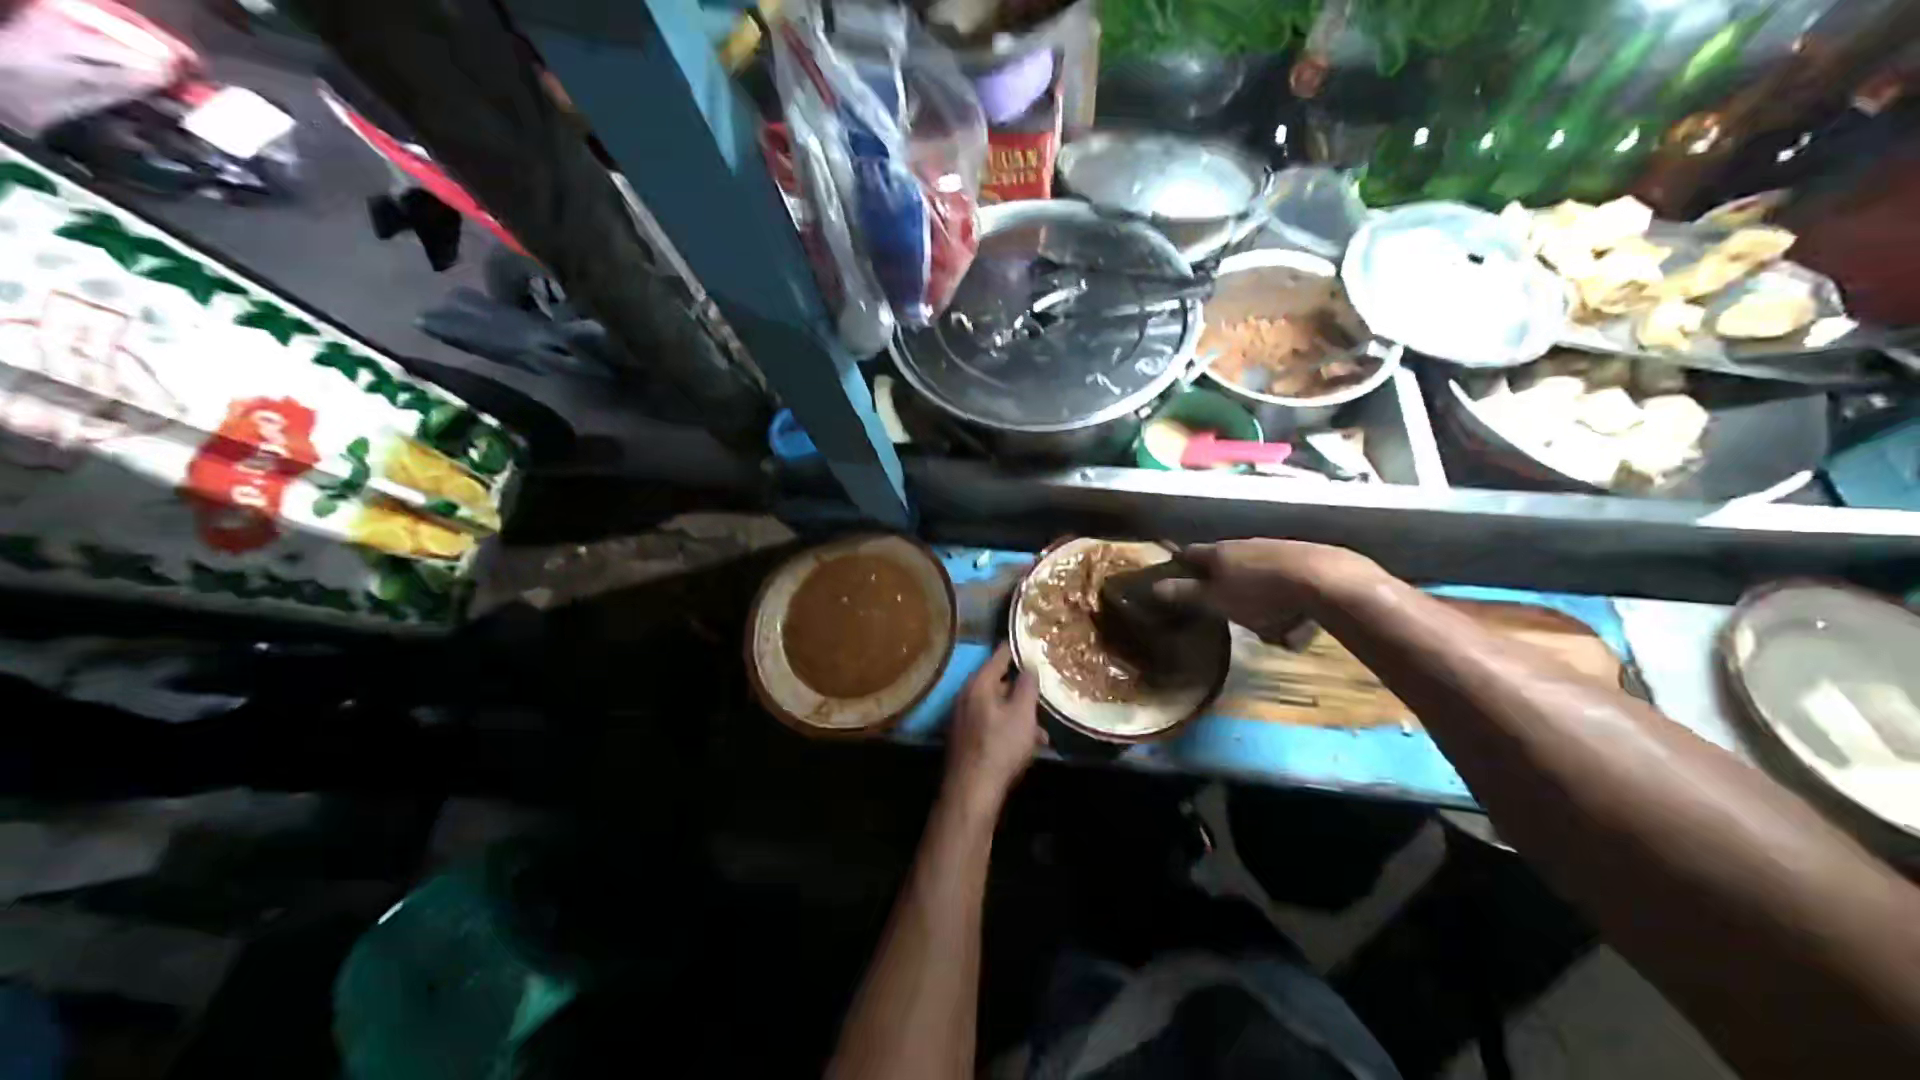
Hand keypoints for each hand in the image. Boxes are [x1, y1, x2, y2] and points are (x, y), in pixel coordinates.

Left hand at [944, 643, 1042, 812]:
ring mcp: (963, 717)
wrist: (972, 790)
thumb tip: (1030, 664)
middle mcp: (966, 695)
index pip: (999, 654)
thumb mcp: (1022, 713)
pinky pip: (991, 723)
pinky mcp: (965, 737)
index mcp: (978, 683)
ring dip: (1019, 714)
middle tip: (1044, 690)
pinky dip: (1009, 727)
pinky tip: (1027, 745)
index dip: (1018, 649)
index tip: (1035, 644)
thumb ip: (1028, 685)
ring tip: (1042, 731)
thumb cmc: (1000, 746)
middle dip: (1022, 688)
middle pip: (998, 681)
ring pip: (997, 706)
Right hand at [1152, 539, 1384, 639]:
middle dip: (1217, 575)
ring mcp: (1274, 547)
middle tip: (1216, 599)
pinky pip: (1279, 572)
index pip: (1190, 552)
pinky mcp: (1302, 556)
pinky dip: (1276, 585)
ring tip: (1255, 608)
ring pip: (1252, 563)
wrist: (1324, 580)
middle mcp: (1244, 543)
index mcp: (1219, 552)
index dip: (1180, 562)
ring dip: (1248, 581)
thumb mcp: (1217, 600)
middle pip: (1222, 557)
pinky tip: (1286, 604)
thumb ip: (1186, 594)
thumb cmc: (1260, 594)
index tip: (1174, 574)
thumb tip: (1154, 586)